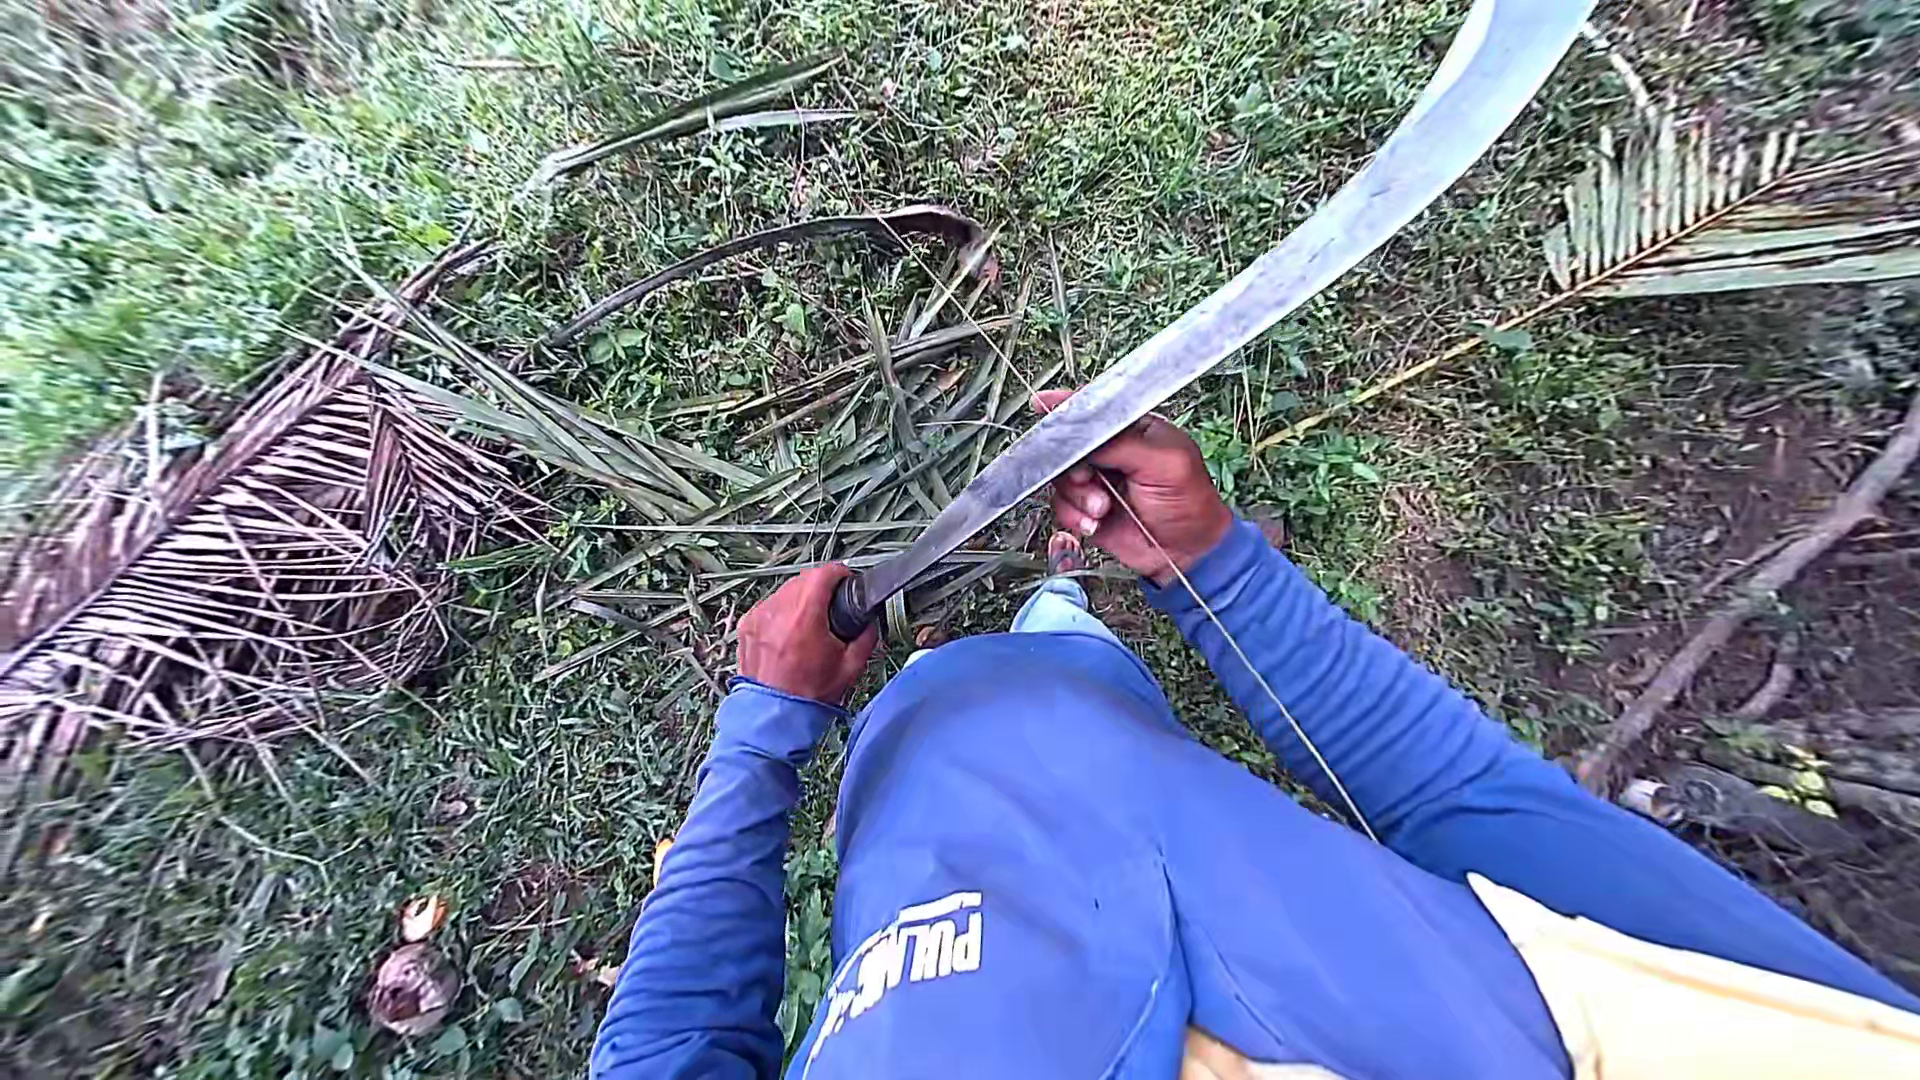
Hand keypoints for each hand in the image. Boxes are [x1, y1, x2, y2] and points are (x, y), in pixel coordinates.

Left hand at [737, 563, 878, 704]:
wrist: (774, 717)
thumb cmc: (808, 695)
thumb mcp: (851, 666)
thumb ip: (867, 636)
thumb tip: (871, 620)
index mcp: (805, 617)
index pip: (824, 573)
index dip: (841, 574)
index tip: (847, 581)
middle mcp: (778, 612)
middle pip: (804, 578)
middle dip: (821, 586)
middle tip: (833, 604)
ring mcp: (759, 617)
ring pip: (785, 590)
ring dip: (801, 597)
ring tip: (811, 620)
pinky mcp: (747, 626)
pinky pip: (770, 606)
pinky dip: (782, 611)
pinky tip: (790, 631)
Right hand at [1034, 388, 1233, 585]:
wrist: (1185, 553)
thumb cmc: (1189, 504)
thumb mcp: (1164, 463)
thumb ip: (1123, 444)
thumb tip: (1083, 435)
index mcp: (1133, 431)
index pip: (1095, 412)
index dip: (1067, 409)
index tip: (1043, 406)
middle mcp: (1110, 454)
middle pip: (1068, 446)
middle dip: (1072, 466)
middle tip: (1087, 478)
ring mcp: (1096, 482)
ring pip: (1061, 479)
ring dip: (1078, 496)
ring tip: (1103, 508)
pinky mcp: (1086, 509)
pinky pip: (1062, 506)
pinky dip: (1074, 516)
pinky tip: (1095, 522)